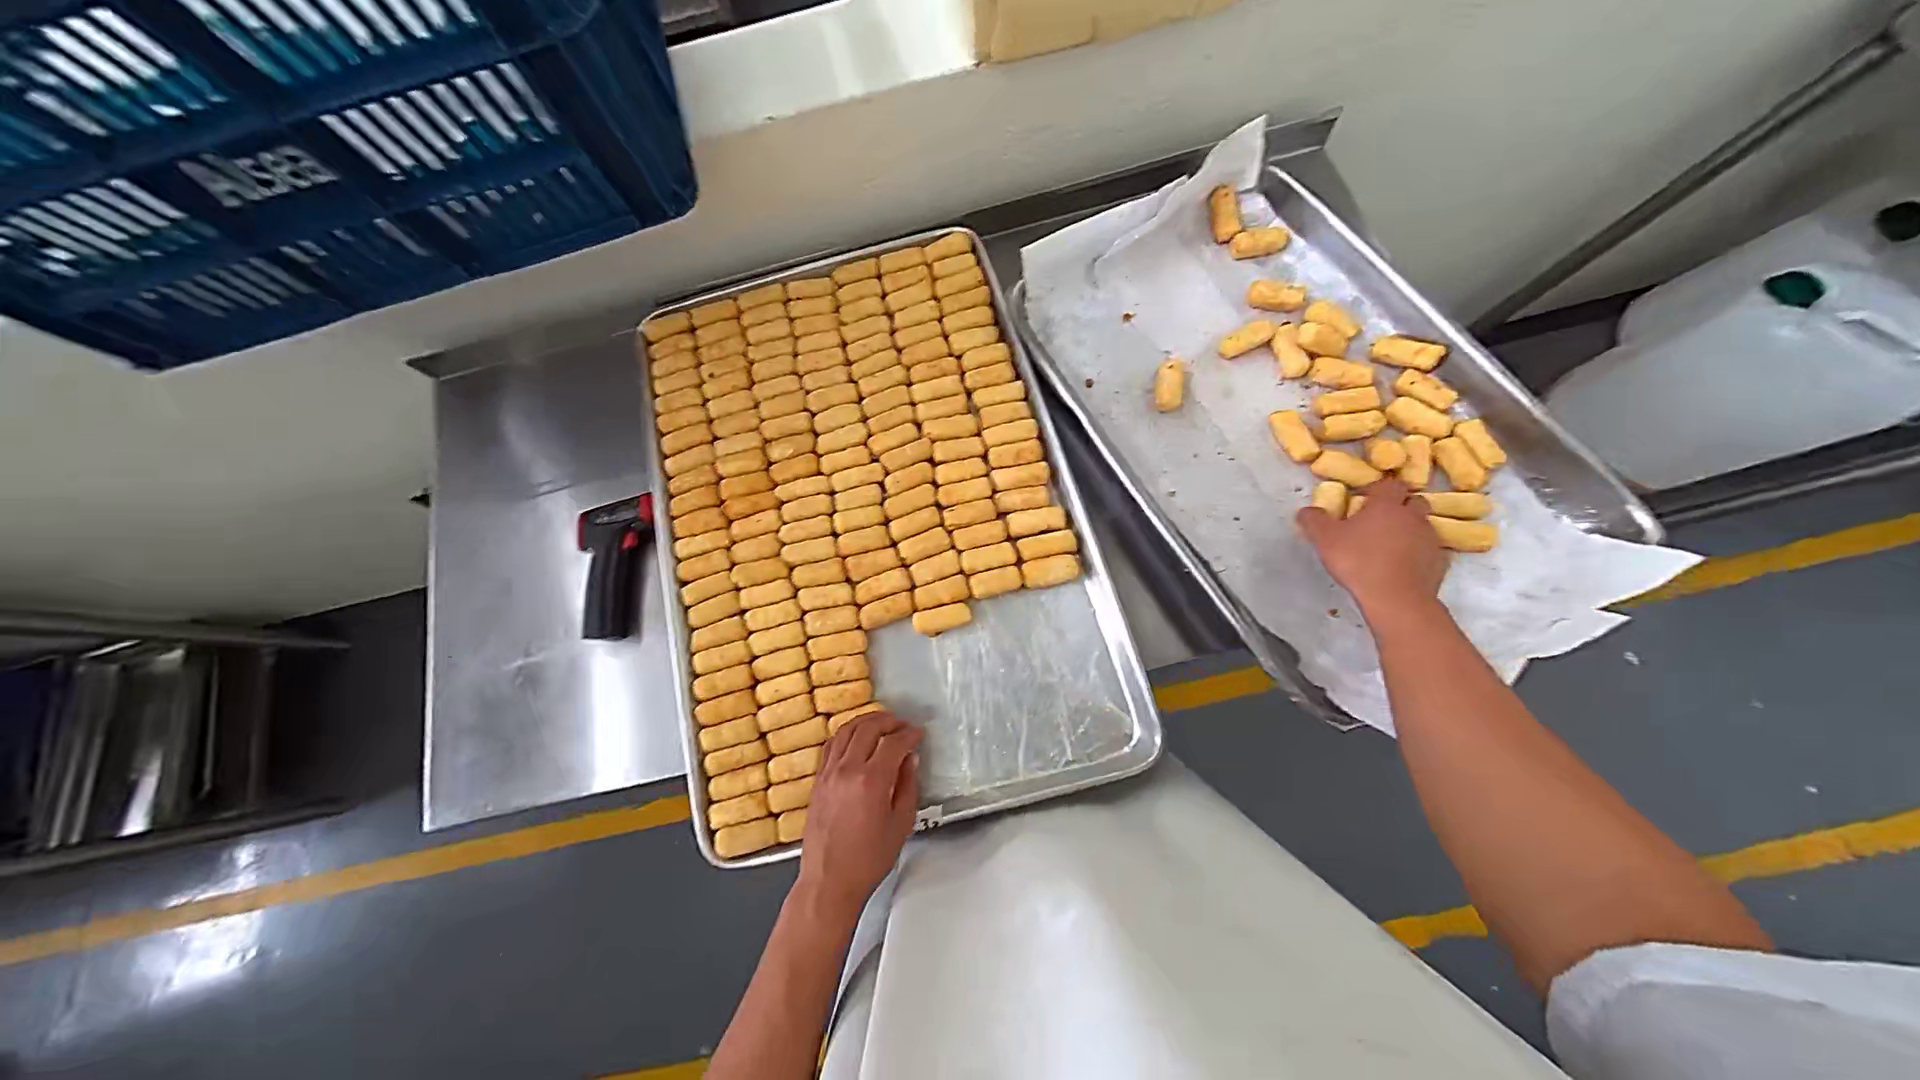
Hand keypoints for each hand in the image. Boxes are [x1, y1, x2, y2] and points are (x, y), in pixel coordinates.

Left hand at [796, 709, 921, 914]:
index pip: (893, 742)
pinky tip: (856, 736)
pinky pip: (831, 745)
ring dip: (866, 721)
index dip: (909, 734)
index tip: (918, 734)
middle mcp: (847, 771)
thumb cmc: (868, 859)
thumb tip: (909, 760)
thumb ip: (908, 785)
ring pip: (847, 730)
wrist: (829, 881)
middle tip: (903, 725)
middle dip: (889, 721)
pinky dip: (846, 733)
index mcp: (871, 781)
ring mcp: (829, 774)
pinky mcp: (818, 781)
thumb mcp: (901, 823)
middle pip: (869, 728)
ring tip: (881, 723)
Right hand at [1296, 478, 1446, 619]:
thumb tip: (1307, 510)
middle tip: (1379, 520)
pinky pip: (1429, 549)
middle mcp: (1413, 516)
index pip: (1389, 484)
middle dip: (1399, 506)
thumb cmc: (1358, 561)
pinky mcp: (1439, 561)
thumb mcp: (1324, 539)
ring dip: (1409, 529)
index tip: (1363, 500)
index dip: (1377, 489)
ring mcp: (1430, 538)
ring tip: (1389, 545)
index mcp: (1387, 504)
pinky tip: (1401, 565)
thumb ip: (1314, 520)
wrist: (1395, 598)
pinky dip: (1417, 551)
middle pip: (1413, 501)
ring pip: (1422, 525)